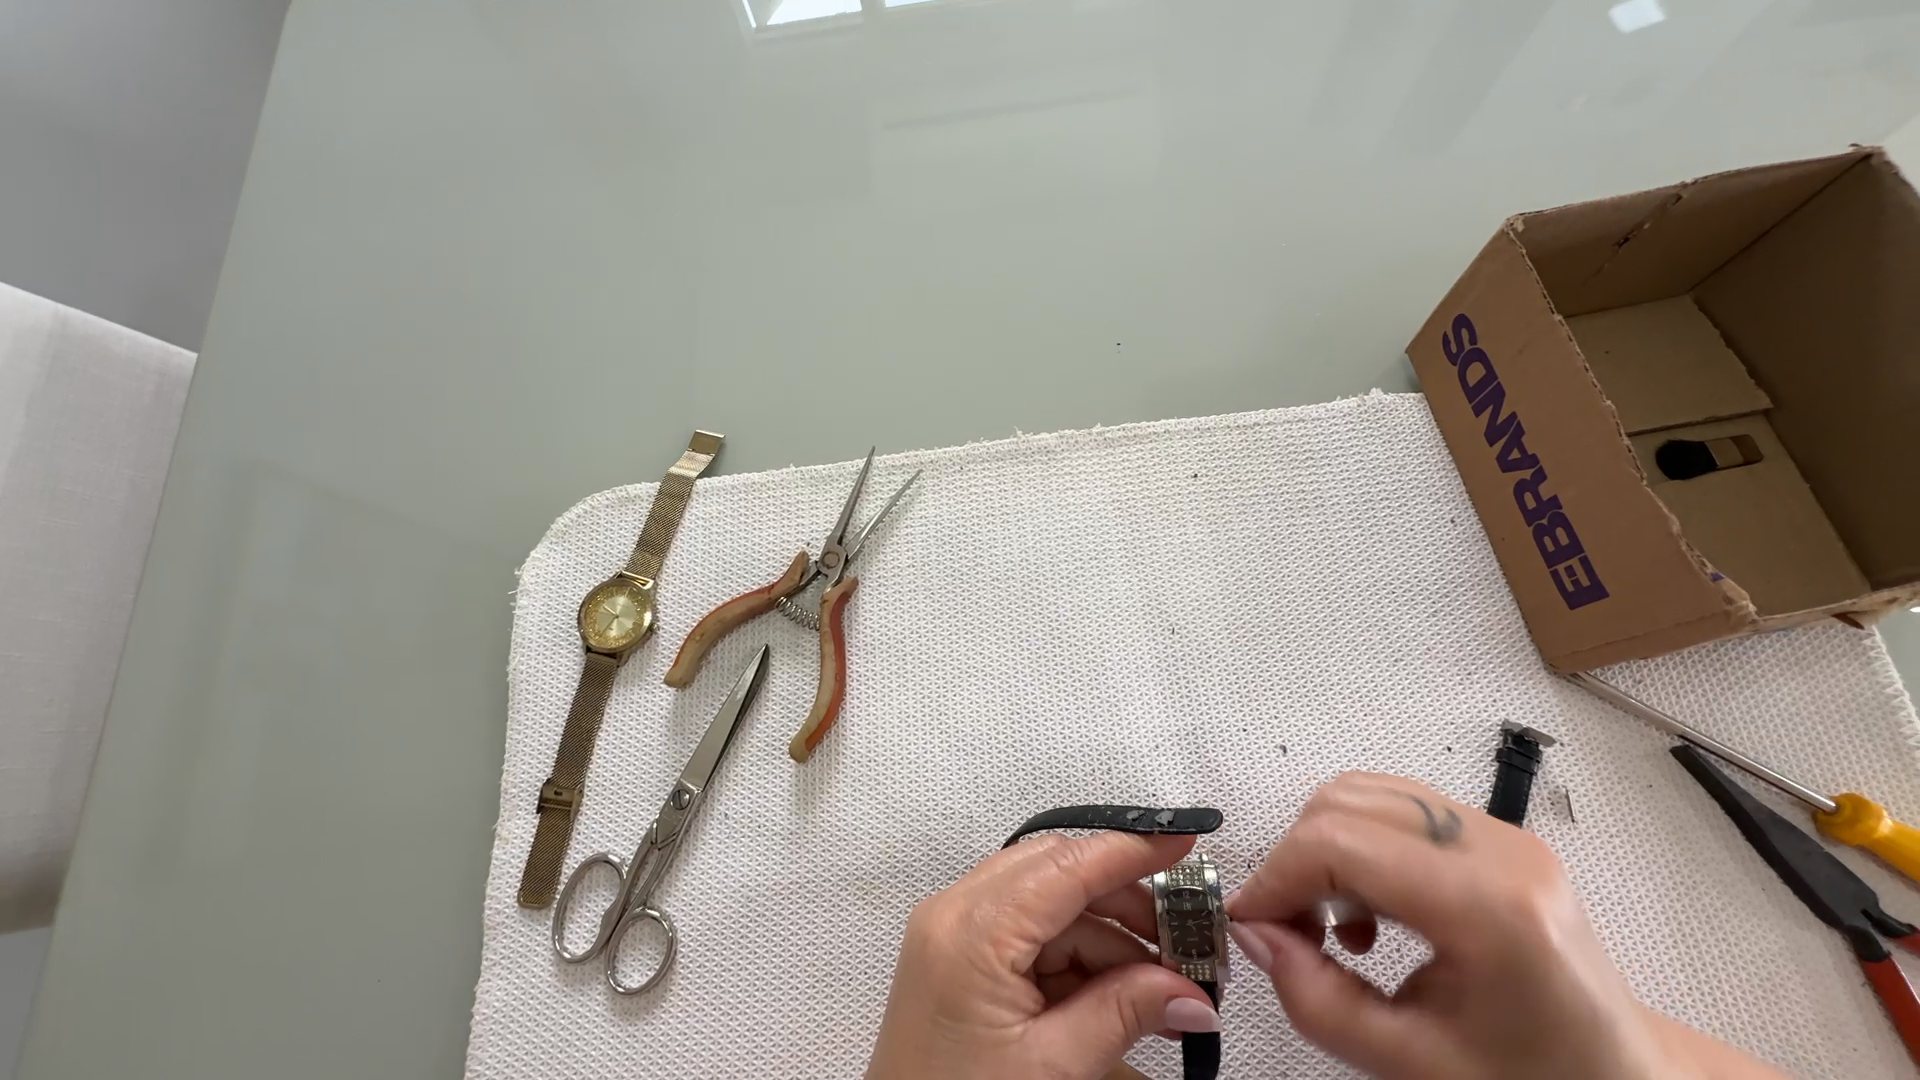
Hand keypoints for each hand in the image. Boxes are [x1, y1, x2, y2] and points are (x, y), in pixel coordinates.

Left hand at [866, 831, 1221, 1079]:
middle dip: (1124, 902)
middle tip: (1182, 943)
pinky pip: (1030, 931)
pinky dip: (1076, 954)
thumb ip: (1124, 1014)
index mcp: (971, 931)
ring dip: (1106, 935)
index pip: (1064, 867)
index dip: (1129, 849)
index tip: (1183, 841)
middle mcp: (955, 911)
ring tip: (1161, 987)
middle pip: (1057, 874)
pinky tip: (1118, 994)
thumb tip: (1193, 994)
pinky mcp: (958, 951)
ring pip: (1048, 902)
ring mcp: (952, 928)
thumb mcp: (1052, 1068)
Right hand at [1226, 772, 1784, 1079]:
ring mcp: (1499, 830)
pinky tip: (1366, 909)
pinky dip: (1353, 841)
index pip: (1340, 842)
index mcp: (1491, 907)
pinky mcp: (1493, 831)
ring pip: (1361, 792)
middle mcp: (1496, 845)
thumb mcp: (1412, 1065)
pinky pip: (1391, 805)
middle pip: (1344, 802)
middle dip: (1293, 860)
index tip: (1247, 924)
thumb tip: (1250, 931)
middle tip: (1287, 927)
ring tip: (1328, 920)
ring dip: (1320, 846)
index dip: (1275, 877)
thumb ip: (1316, 999)